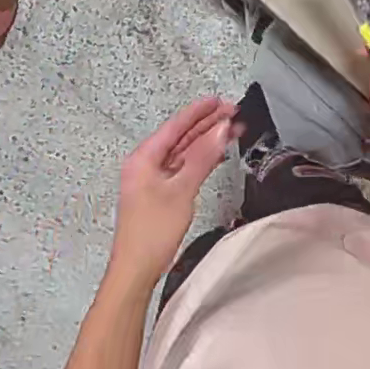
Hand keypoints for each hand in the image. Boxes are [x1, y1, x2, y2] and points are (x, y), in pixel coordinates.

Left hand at [109, 97, 235, 283]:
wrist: (137, 266)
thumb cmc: (152, 231)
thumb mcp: (182, 190)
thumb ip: (202, 158)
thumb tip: (219, 131)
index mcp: (144, 158)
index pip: (175, 126)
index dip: (199, 112)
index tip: (220, 101)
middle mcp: (144, 164)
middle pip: (179, 136)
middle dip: (206, 124)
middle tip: (232, 114)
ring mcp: (151, 179)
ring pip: (181, 152)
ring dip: (205, 141)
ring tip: (231, 131)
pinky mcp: (158, 192)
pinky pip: (180, 167)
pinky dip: (198, 160)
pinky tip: (215, 156)